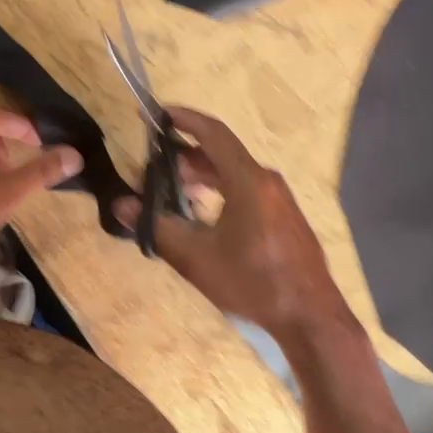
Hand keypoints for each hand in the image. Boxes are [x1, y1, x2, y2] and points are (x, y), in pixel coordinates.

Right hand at [115, 108, 352, 335]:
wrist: (311, 318)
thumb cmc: (253, 283)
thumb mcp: (196, 257)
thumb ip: (156, 228)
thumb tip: (121, 205)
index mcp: (248, 180)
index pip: (212, 133)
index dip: (182, 119)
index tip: (154, 114)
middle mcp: (267, 181)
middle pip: (221, 153)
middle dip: (184, 154)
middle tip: (152, 165)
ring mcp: (280, 199)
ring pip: (234, 173)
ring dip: (201, 175)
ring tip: (172, 190)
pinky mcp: (284, 218)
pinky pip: (247, 189)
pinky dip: (220, 189)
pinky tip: (202, 213)